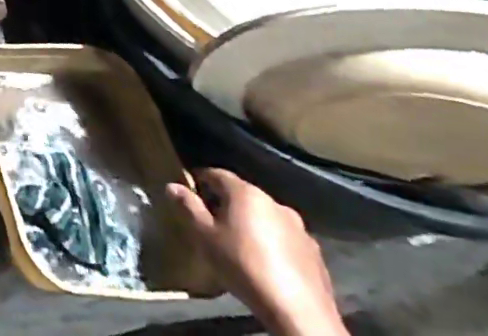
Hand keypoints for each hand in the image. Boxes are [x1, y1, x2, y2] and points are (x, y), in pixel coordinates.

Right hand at [167, 169, 347, 335]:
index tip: (189, 195)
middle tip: (211, 223)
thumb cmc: (243, 266)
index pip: (216, 174)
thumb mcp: (205, 236)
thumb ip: (188, 207)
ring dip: (251, 224)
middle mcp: (274, 203)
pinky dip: (272, 242)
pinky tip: (265, 263)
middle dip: (225, 204)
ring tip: (239, 245)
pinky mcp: (314, 252)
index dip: (199, 181)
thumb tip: (173, 186)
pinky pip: (284, 237)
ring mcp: (299, 228)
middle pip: (242, 195)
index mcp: (246, 193)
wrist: (299, 313)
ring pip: (265, 216)